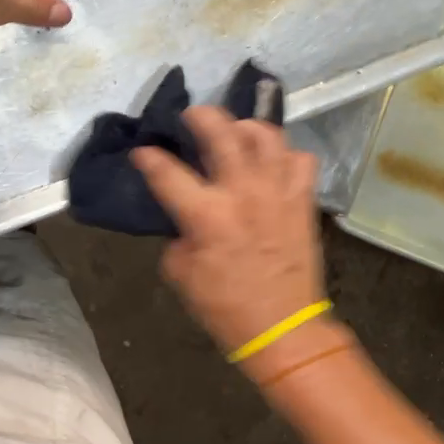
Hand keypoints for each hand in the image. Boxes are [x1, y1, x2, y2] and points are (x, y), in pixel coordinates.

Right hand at [132, 106, 330, 356]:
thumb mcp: (181, 272)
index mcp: (206, 215)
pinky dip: (284, 155)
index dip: (148, 158)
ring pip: (266, 135)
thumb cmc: (224, 306)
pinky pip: (299, 159)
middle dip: (200, 116)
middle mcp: (243, 193)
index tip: (140, 152)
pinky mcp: (302, 200)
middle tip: (190, 116)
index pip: (166, 172)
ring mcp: (277, 192)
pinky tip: (271, 164)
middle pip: (221, 132)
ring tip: (235, 132)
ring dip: (245, 127)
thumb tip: (182, 215)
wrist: (282, 327)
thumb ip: (178, 233)